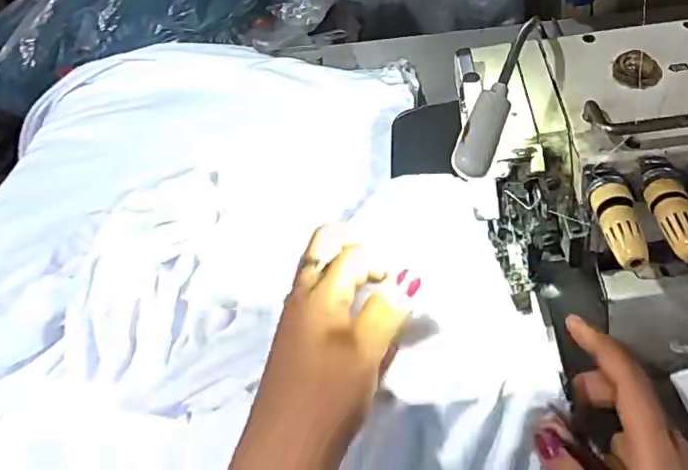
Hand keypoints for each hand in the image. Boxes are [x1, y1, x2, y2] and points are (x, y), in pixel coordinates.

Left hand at [230, 225, 416, 469]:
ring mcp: (293, 311)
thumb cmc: (329, 393)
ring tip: (370, 288)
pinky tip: (349, 314)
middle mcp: (301, 291)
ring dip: (341, 266)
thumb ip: (385, 311)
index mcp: (319, 289)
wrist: (285, 444)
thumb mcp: (366, 351)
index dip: (381, 262)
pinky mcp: (292, 334)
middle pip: (322, 244)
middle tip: (379, 267)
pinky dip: (333, 288)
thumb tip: (402, 282)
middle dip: (351, 244)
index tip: (400, 286)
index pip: (353, 254)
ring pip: (315, 267)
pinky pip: (313, 292)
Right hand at [534, 315, 687, 469]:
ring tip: (584, 452)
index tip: (572, 322)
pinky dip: (629, 450)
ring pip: (646, 428)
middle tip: (565, 409)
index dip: (598, 344)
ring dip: (610, 427)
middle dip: (595, 390)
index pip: (628, 377)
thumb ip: (571, 466)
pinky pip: (659, 452)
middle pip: (636, 397)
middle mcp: (683, 450)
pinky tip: (610, 469)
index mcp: (660, 446)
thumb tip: (546, 430)